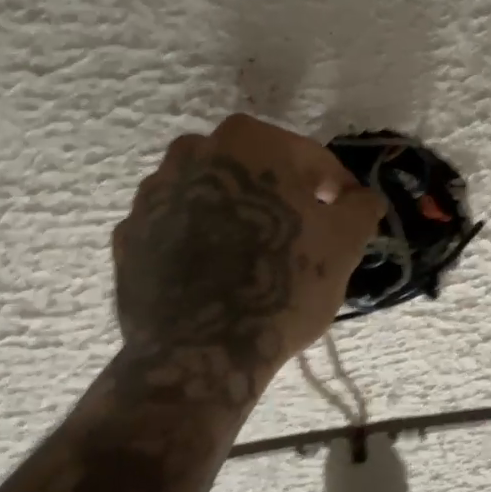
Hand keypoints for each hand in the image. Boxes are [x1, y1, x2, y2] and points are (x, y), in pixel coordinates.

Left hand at [112, 114, 384, 379]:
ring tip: (257, 262)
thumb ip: (360, 208)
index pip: (311, 160)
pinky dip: (200, 245)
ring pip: (213, 198)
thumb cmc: (282, 282)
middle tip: (304, 241)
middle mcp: (193, 152)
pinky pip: (179, 231)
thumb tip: (361, 198)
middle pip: (256, 173)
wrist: (199, 350)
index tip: (348, 220)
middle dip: (282, 200)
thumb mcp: (344, 244)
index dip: (337, 191)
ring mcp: (152, 194)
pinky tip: (218, 279)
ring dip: (237, 218)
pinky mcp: (129, 237)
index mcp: (249, 141)